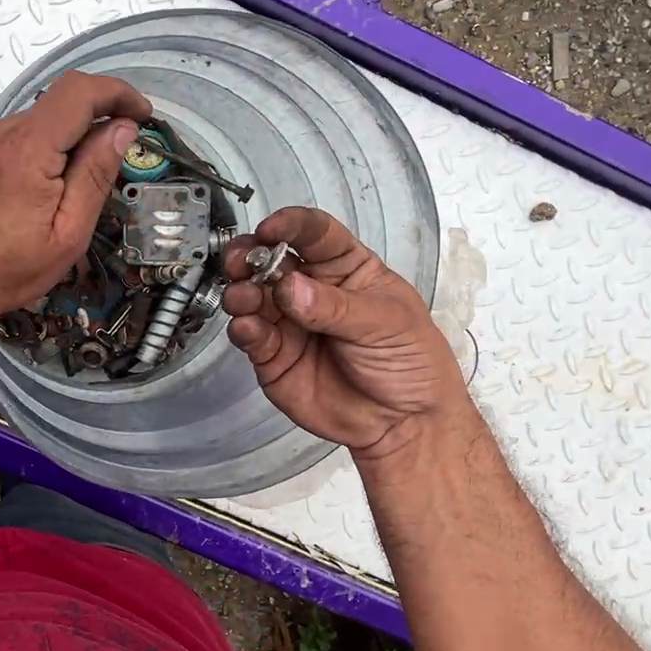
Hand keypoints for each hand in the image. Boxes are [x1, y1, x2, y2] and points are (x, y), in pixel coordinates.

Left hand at [0, 72, 150, 328]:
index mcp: (24, 152)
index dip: (117, 93)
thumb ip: (95, 176)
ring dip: (55, 146)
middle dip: (88, 128)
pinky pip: (4, 141)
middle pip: (55, 108)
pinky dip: (28, 155)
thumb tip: (121, 129)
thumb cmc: (3, 274)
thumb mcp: (66, 236)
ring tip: (53, 200)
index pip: (78, 91)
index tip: (140, 114)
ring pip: (29, 126)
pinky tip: (23, 199)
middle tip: (100, 172)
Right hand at [223, 207, 464, 458]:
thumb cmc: (410, 362)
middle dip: (249, 256)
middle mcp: (309, 290)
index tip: (269, 228)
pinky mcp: (271, 356)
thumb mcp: (386, 324)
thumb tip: (289, 288)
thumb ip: (335, 307)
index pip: (314, 234)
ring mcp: (287, 323)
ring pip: (251, 296)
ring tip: (244, 299)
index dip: (290, 226)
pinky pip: (250, 336)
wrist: (402, 425)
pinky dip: (243, 329)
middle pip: (269, 261)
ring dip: (241, 292)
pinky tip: (247, 328)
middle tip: (241, 262)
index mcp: (344, 269)